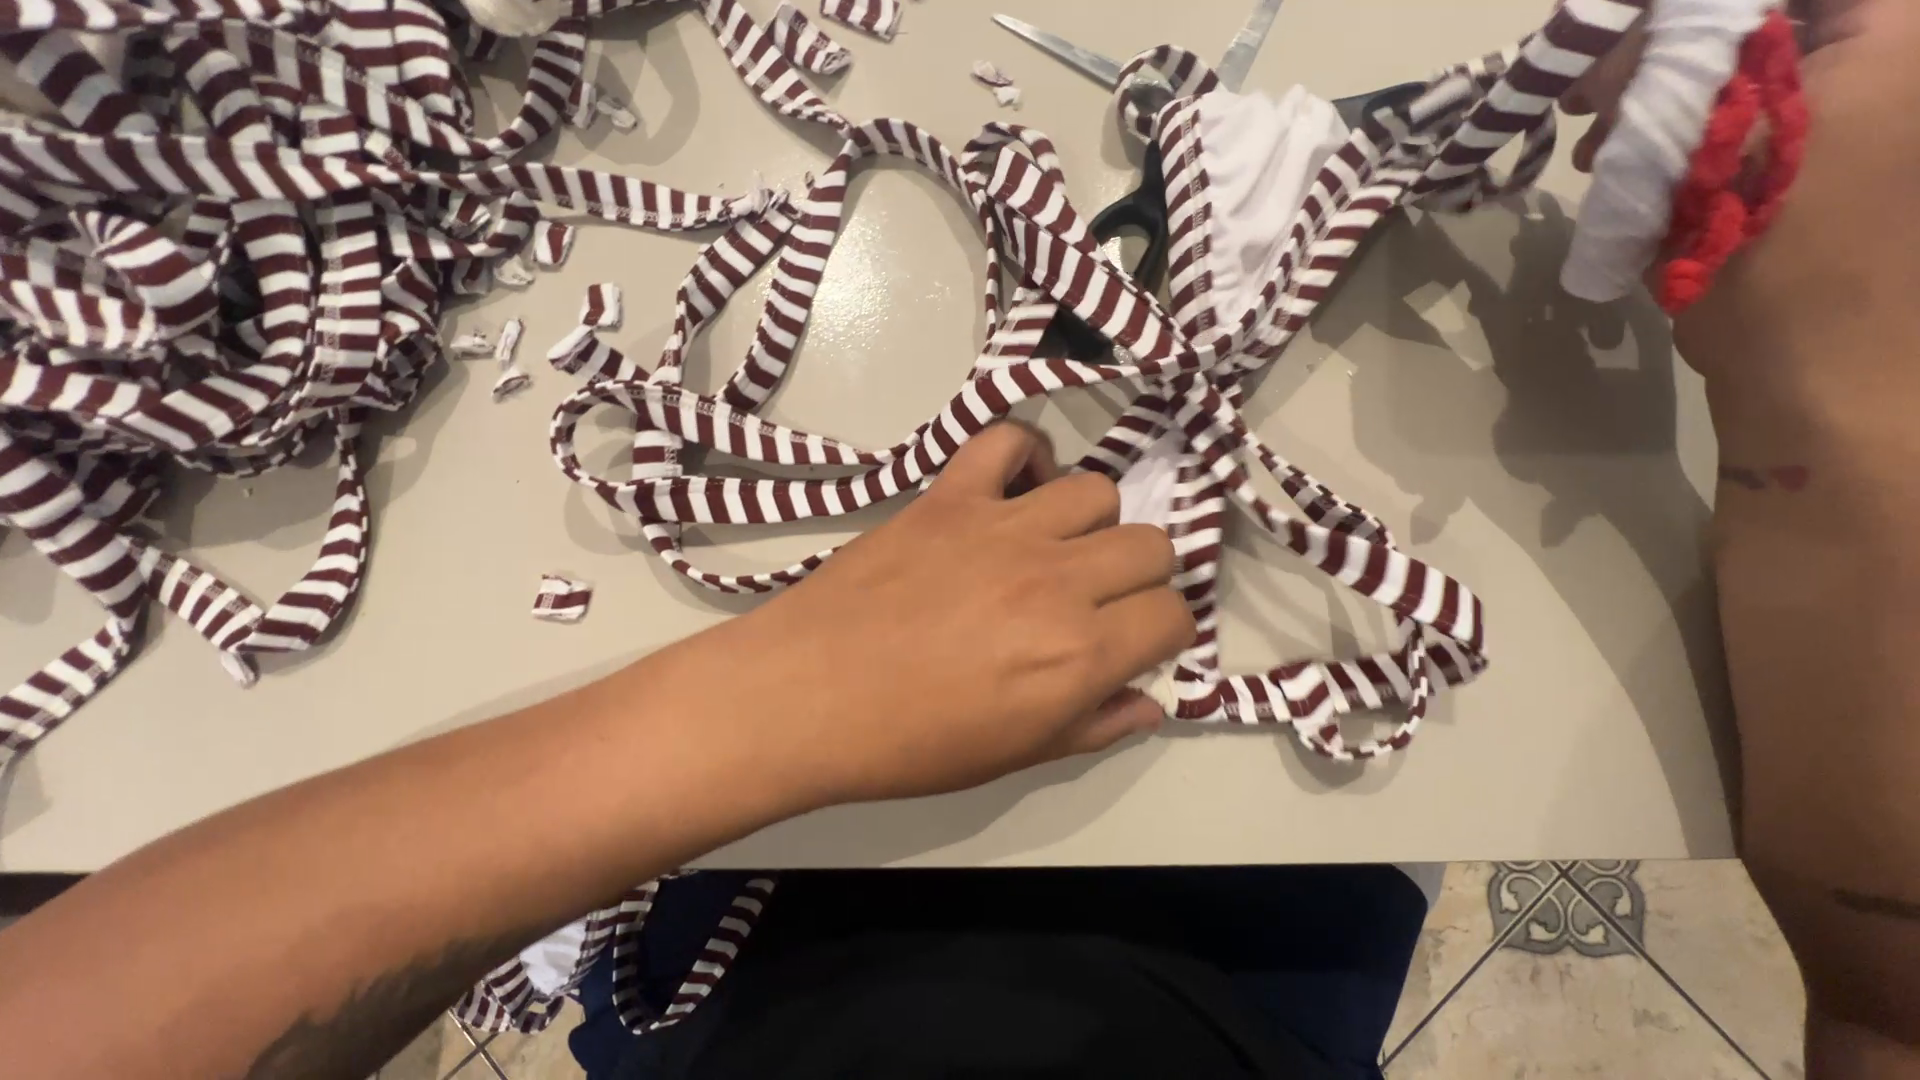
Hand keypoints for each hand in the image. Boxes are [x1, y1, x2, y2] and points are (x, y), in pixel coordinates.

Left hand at [655, 422, 1193, 808]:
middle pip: (1150, 545)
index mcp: (1078, 653)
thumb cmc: (908, 743)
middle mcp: (1056, 579)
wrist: (806, 696)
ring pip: (1097, 490)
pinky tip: (1013, 492)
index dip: (1162, 633)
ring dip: (1091, 522)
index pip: (1173, 616)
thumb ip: (1095, 726)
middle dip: (1139, 578)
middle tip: (1095, 602)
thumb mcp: (1014, 756)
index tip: (1132, 644)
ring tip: (1054, 549)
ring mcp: (1002, 526)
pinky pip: (1007, 441)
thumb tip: (1152, 702)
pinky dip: (1023, 457)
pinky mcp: (950, 496)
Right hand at [1560, 0, 1919, 394]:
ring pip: (1730, 73)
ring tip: (1597, 146)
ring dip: (1654, 99)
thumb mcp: (1702, 153)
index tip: (1615, 29)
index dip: (1682, 6)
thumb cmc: (1774, 254)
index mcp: (1885, 38)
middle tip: (1588, 91)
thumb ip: (1657, 79)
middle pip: (1749, 22)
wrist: (1811, 361)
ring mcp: (1838, 117)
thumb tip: (1603, 45)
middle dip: (1659, 49)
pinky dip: (1669, 137)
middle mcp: (1873, 64)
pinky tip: (1621, 171)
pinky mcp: (1799, 165)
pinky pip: (1726, 123)